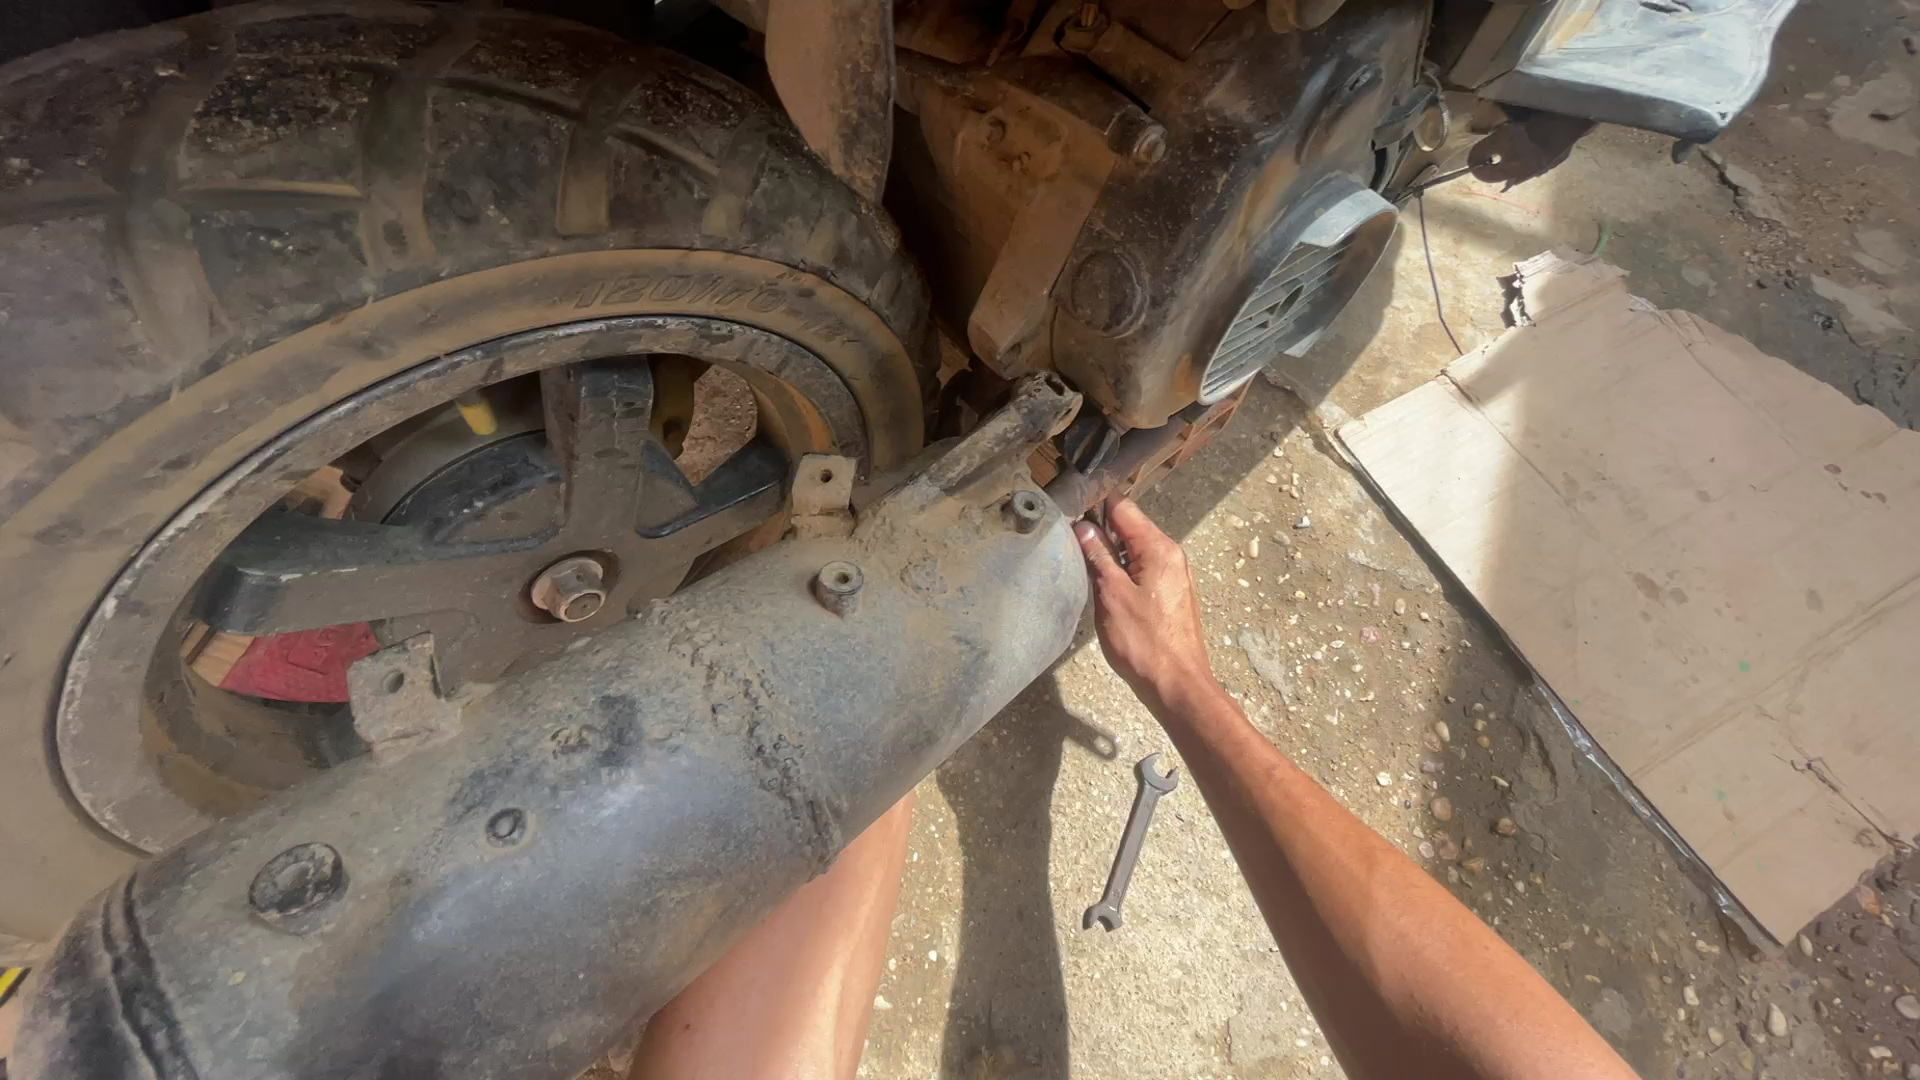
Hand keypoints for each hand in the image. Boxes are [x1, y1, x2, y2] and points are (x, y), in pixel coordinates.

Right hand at [1072, 498, 1216, 715]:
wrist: (1176, 684)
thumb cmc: (1143, 641)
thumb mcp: (1111, 594)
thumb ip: (1097, 555)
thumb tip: (1083, 525)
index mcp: (1159, 548)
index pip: (1124, 507)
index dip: (1095, 504)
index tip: (1069, 507)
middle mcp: (1171, 554)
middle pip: (1130, 526)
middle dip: (1100, 528)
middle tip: (1067, 535)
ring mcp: (1172, 574)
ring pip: (1134, 549)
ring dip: (1109, 551)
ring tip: (1079, 558)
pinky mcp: (1168, 594)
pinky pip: (1141, 568)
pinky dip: (1121, 569)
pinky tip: (1102, 582)